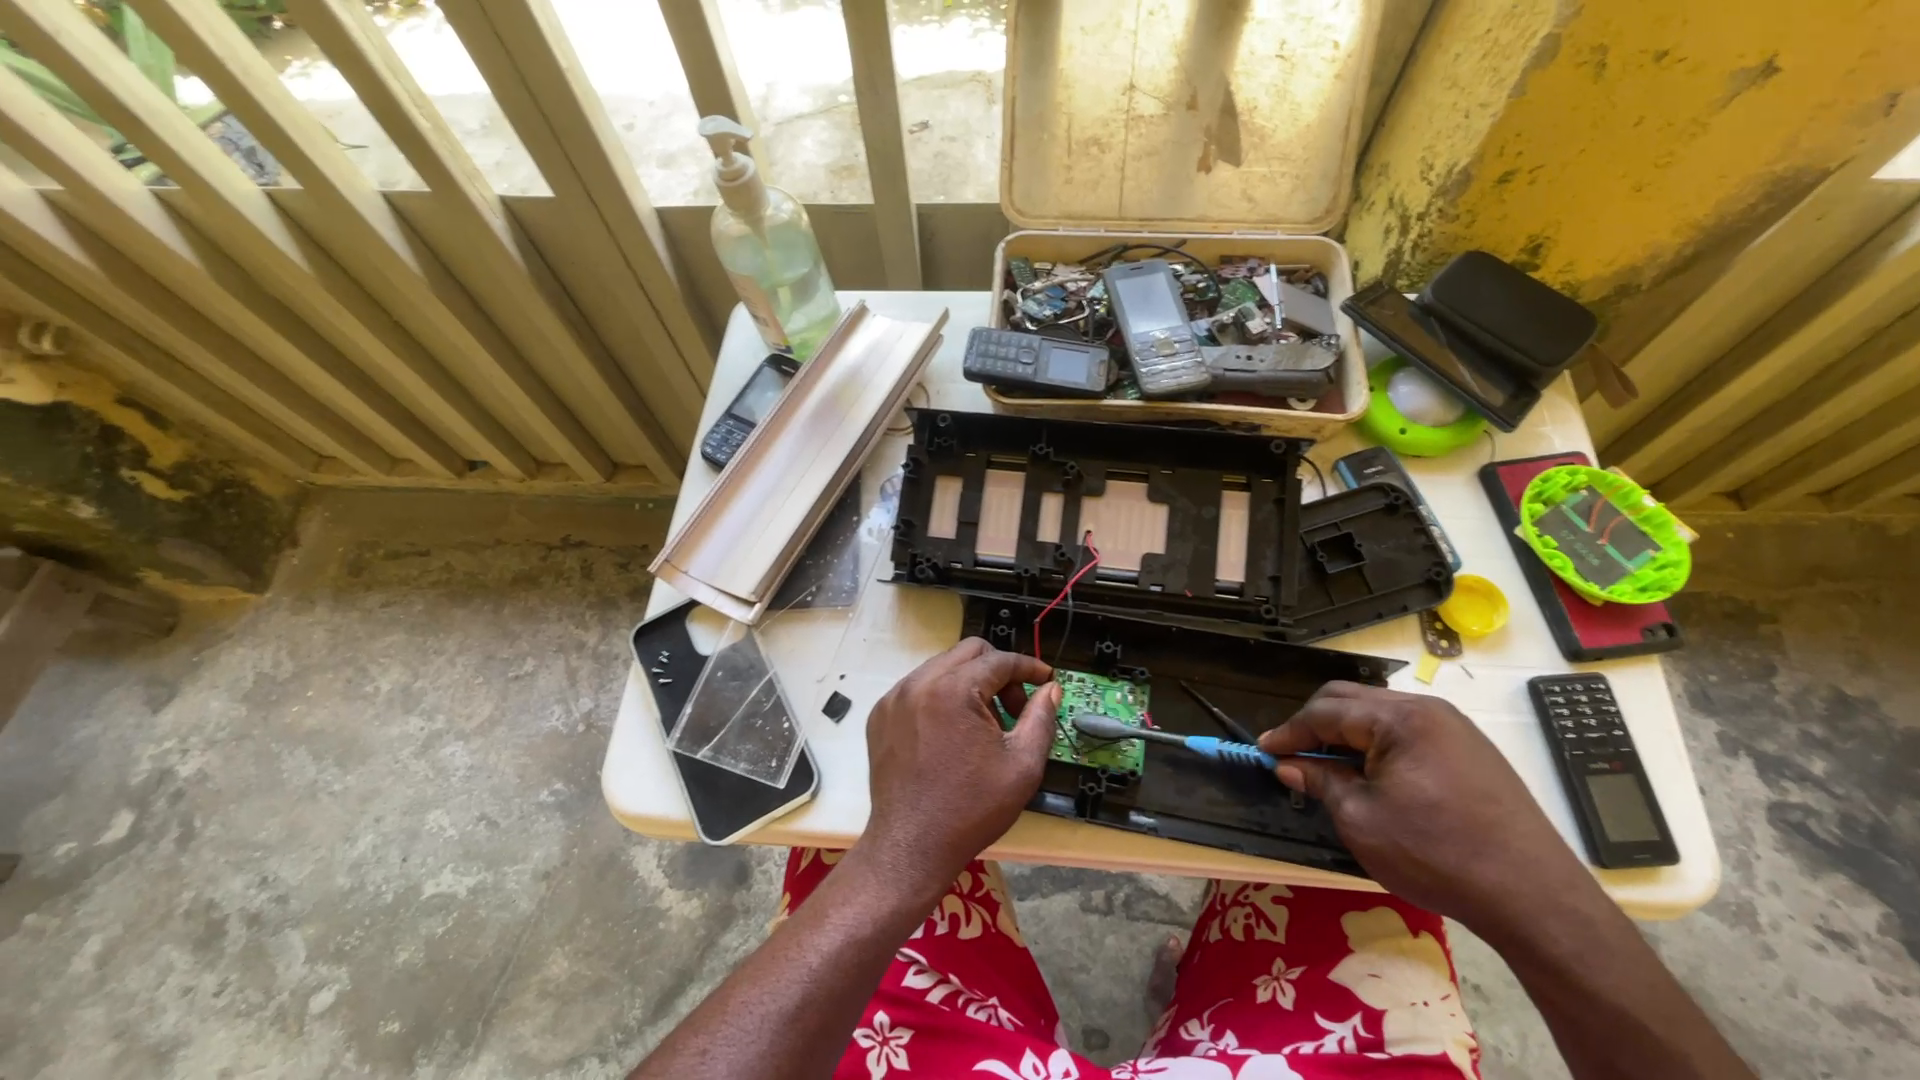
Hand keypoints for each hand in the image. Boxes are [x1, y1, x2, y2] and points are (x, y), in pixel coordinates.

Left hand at [857, 638, 1060, 896]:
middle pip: (968, 653)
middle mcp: (919, 683)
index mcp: (953, 689)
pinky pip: (918, 689)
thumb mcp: (1022, 765)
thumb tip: (1050, 688)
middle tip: (1014, 709)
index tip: (1046, 680)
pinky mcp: (880, 717)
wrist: (912, 846)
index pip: (999, 660)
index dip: (1029, 667)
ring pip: (941, 668)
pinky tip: (952, 734)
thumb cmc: (972, 809)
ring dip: (969, 683)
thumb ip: (1041, 718)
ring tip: (984, 726)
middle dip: (998, 672)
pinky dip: (941, 697)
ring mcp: (894, 699)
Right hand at [1259, 681, 1592, 929]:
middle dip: (1316, 725)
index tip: (1263, 752)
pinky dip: (1379, 747)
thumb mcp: (1361, 820)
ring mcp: (1456, 730)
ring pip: (1382, 716)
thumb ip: (1321, 783)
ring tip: (1328, 769)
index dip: (1290, 732)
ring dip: (1348, 735)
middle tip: (1291, 756)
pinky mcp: (1472, 754)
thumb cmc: (1435, 854)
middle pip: (1354, 701)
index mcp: (1400, 719)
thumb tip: (1289, 766)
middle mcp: (1429, 711)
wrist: (1531, 894)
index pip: (1327, 712)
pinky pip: (1410, 735)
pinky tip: (1372, 778)